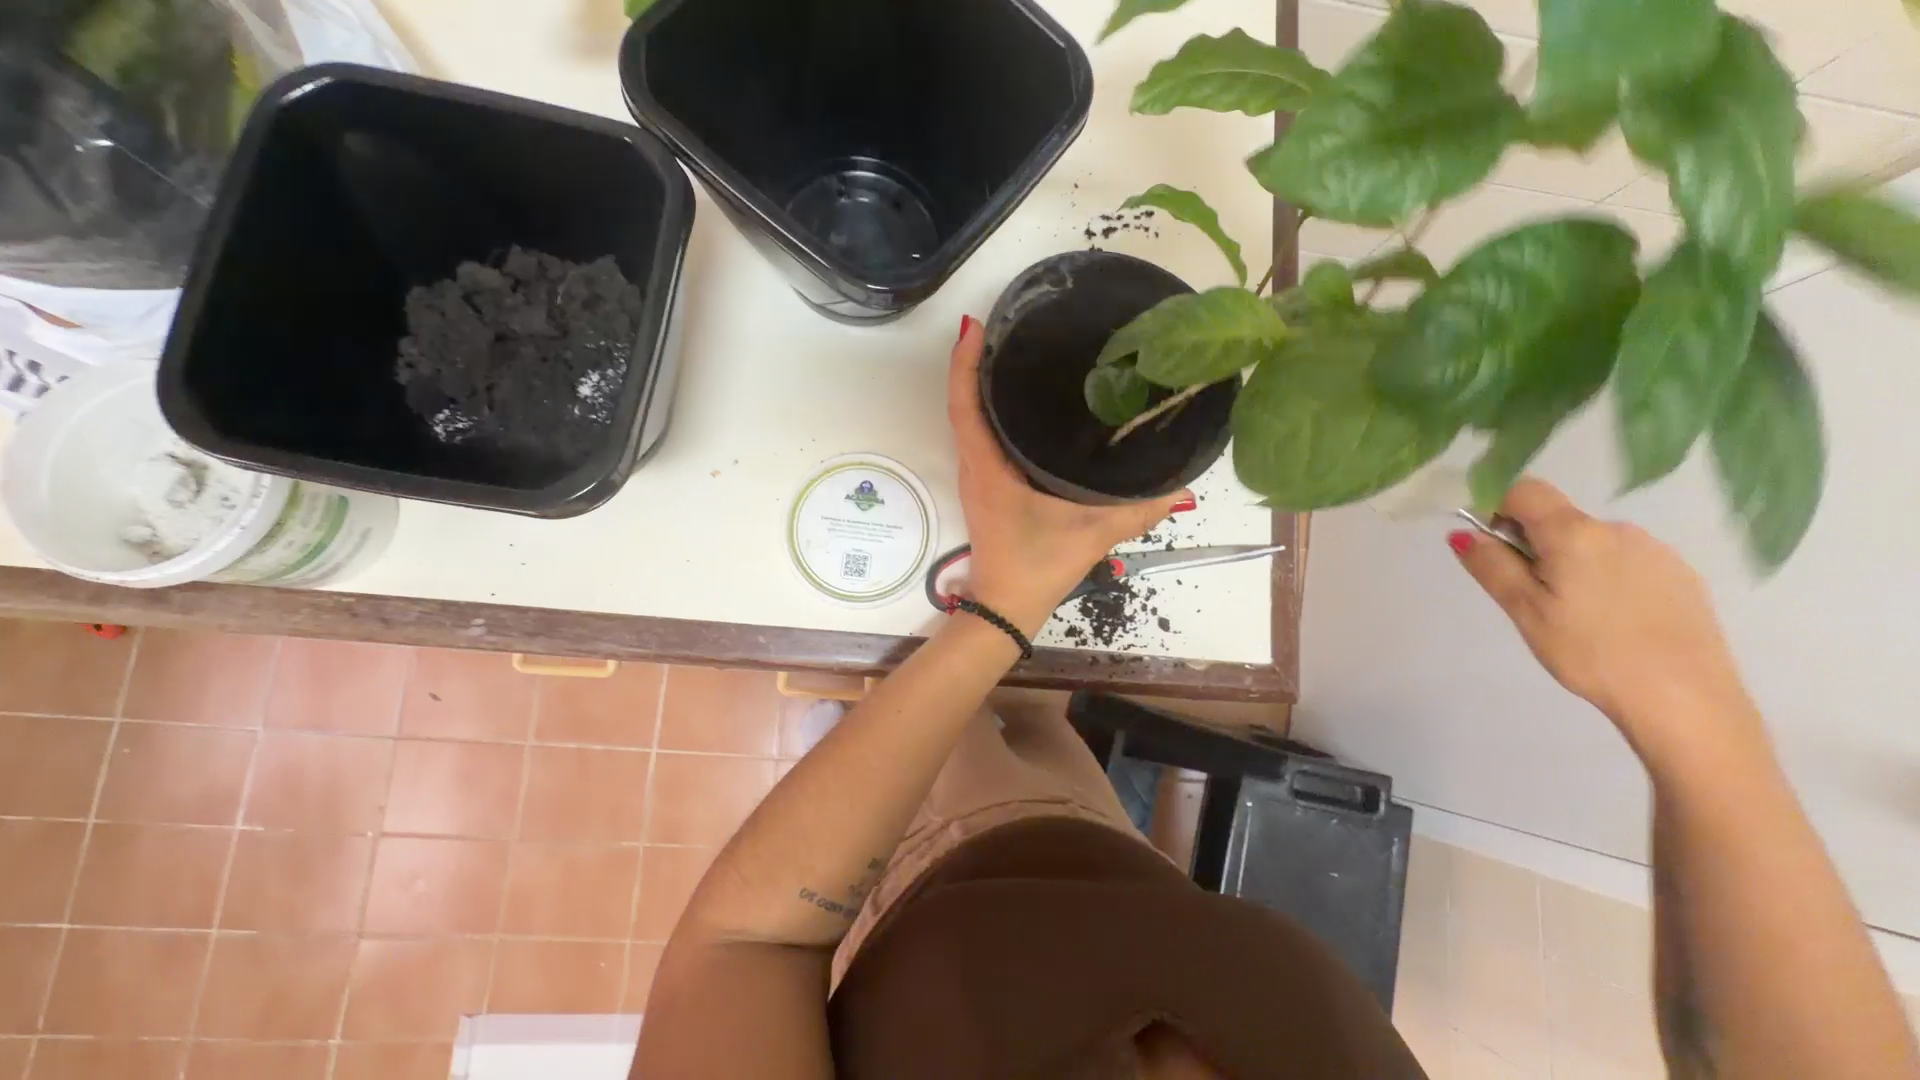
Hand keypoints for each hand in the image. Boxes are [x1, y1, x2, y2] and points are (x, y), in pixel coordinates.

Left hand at [946, 316, 1188, 636]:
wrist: (1005, 607)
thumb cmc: (1036, 568)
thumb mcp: (1090, 535)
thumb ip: (1136, 510)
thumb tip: (1180, 487)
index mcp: (989, 468)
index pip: (964, 404)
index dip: (965, 363)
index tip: (975, 326)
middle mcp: (975, 465)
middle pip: (963, 403)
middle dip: (977, 361)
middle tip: (1008, 325)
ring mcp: (978, 476)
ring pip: (971, 420)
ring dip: (982, 385)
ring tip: (1015, 352)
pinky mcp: (987, 485)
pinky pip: (982, 436)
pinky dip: (992, 410)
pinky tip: (1024, 402)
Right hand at [1451, 479, 1761, 761]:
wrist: (1684, 697)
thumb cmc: (1590, 652)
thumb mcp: (1526, 611)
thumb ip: (1492, 566)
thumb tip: (1462, 533)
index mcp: (1574, 533)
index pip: (1525, 490)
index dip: (1498, 509)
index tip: (1494, 550)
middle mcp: (1617, 528)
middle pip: (1559, 519)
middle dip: (1535, 546)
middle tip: (1533, 599)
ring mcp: (1656, 550)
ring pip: (1593, 543)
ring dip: (1573, 564)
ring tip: (1578, 618)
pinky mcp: (1682, 575)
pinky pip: (1628, 563)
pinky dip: (1608, 580)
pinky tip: (1615, 622)